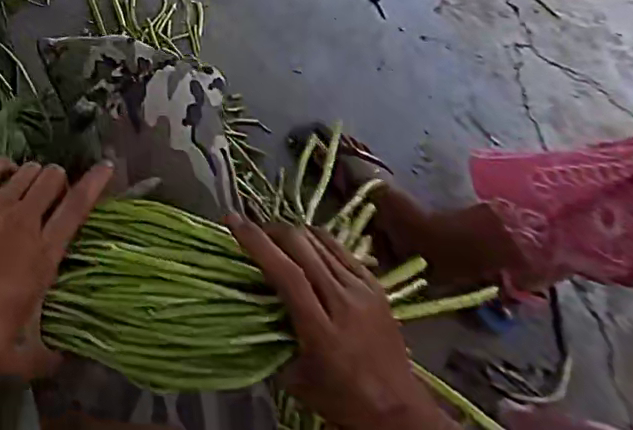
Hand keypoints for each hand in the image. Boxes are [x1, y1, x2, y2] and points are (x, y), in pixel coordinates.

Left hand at [0, 160, 110, 379]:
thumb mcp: (19, 355)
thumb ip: (45, 355)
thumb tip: (61, 360)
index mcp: (44, 255)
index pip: (77, 206)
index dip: (95, 183)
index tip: (107, 167)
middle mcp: (24, 222)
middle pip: (53, 178)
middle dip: (60, 181)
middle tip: (55, 196)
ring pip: (28, 170)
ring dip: (36, 176)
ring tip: (31, 190)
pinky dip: (6, 167)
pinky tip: (6, 177)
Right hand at [229, 217, 449, 429]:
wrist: (401, 412)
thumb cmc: (342, 399)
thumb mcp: (296, 379)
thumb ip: (269, 340)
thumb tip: (244, 306)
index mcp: (321, 329)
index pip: (285, 272)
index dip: (256, 242)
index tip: (231, 221)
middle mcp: (343, 302)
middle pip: (301, 245)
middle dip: (270, 230)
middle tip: (251, 231)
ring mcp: (363, 291)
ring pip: (319, 240)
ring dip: (291, 232)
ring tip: (276, 238)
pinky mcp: (376, 286)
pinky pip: (340, 248)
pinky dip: (316, 239)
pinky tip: (306, 246)